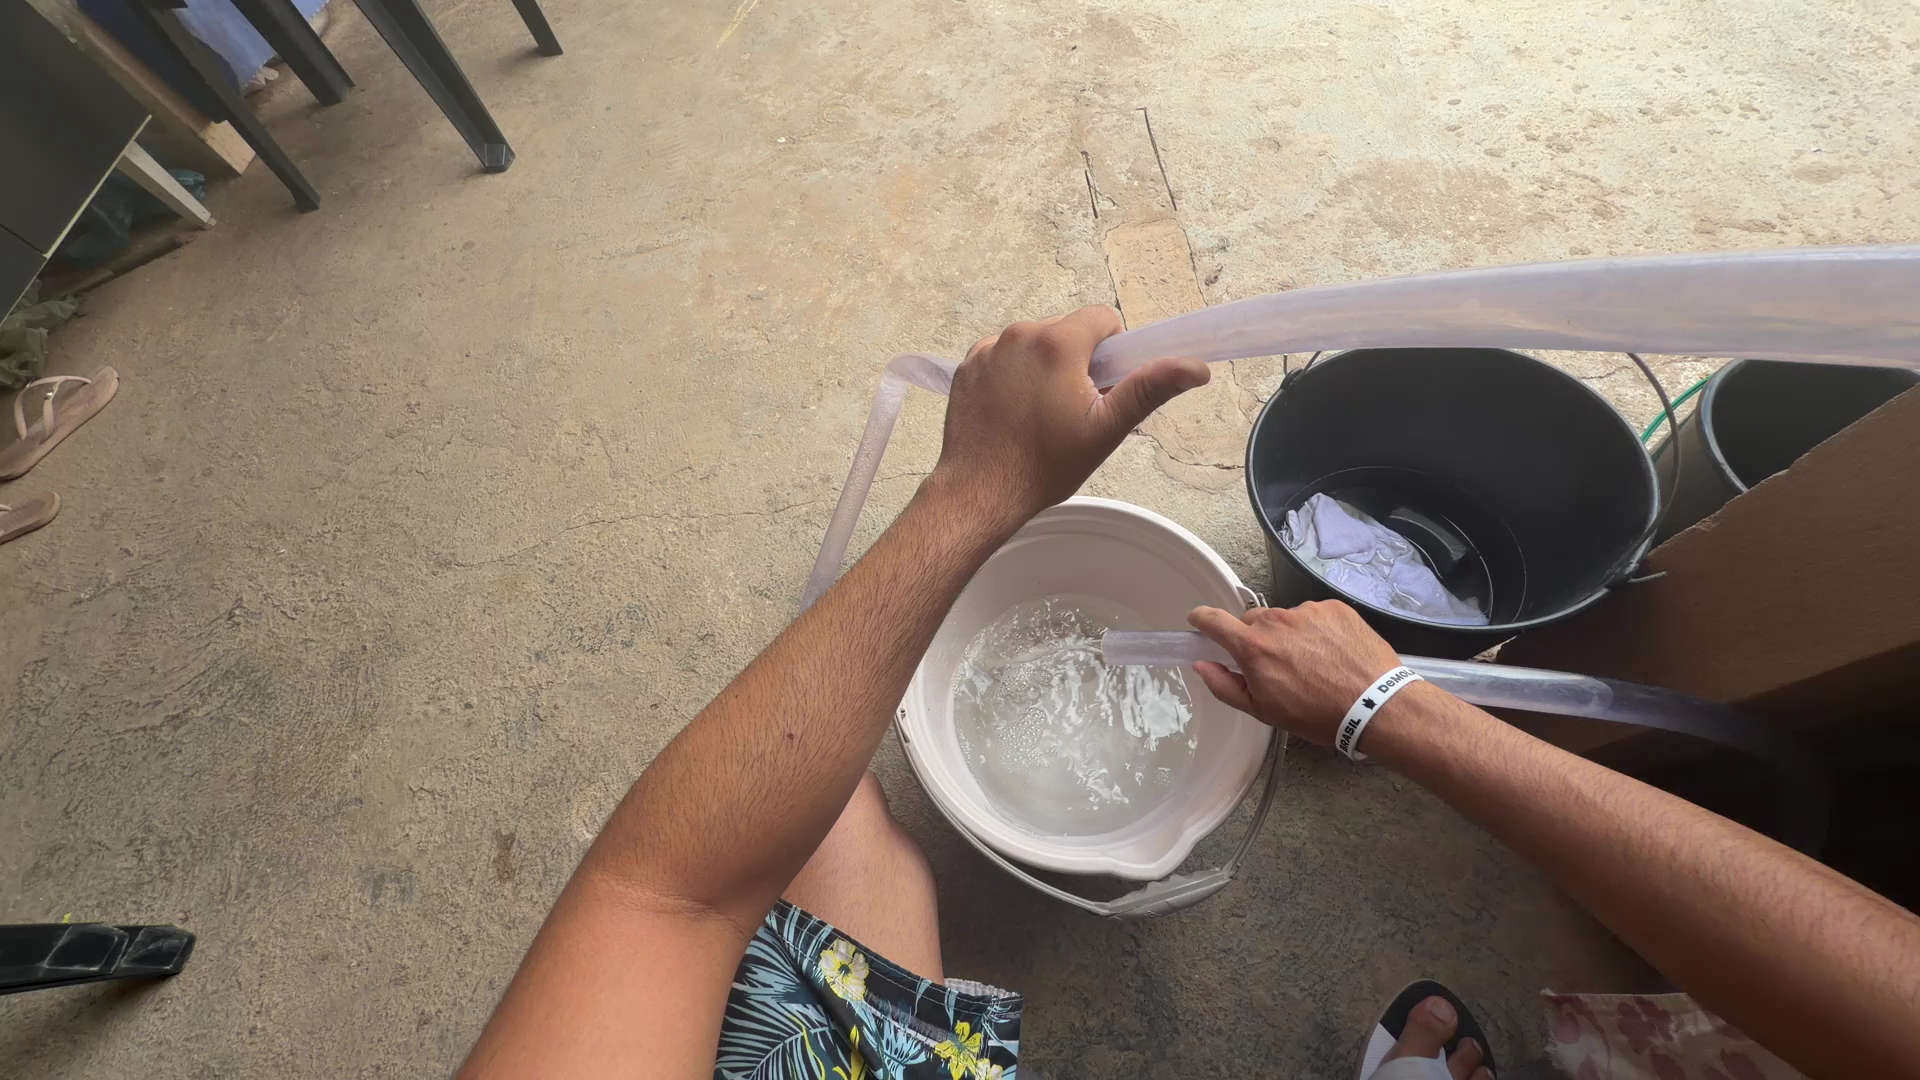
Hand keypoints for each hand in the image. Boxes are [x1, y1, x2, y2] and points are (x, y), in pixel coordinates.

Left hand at [931, 306, 1208, 526]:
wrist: (980, 492)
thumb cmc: (1044, 466)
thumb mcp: (1105, 430)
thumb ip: (1149, 389)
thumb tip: (1197, 367)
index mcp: (1056, 343)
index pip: (1101, 319)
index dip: (1110, 351)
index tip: (1102, 387)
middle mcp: (1018, 335)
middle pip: (1065, 330)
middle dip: (1075, 360)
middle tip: (1071, 408)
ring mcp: (986, 350)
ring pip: (1032, 343)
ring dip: (1042, 367)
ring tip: (1039, 414)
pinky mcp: (965, 368)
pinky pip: (1000, 357)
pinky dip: (1010, 376)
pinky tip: (1011, 412)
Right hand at [1187, 600, 1403, 746]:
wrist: (1377, 704)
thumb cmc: (1319, 713)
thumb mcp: (1263, 710)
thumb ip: (1224, 685)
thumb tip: (1203, 665)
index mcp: (1252, 647)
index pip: (1213, 619)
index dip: (1201, 619)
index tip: (1199, 622)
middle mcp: (1276, 621)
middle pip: (1251, 622)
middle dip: (1255, 639)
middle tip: (1274, 665)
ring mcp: (1306, 611)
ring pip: (1282, 619)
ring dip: (1287, 635)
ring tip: (1311, 662)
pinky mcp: (1333, 608)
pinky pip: (1311, 615)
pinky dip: (1314, 630)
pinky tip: (1329, 653)